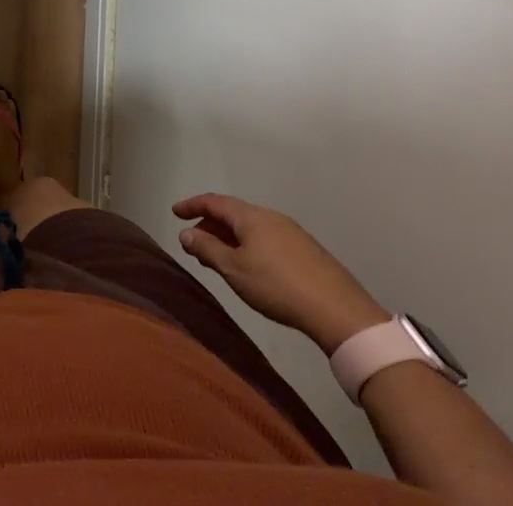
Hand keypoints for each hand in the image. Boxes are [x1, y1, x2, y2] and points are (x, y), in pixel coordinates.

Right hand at [173, 192, 390, 352]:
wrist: (338, 311)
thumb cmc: (276, 285)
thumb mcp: (232, 268)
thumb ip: (206, 248)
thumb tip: (186, 233)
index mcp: (252, 217)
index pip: (214, 201)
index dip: (192, 205)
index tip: (175, 212)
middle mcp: (272, 218)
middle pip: (234, 213)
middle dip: (210, 224)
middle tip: (195, 242)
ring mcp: (293, 234)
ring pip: (251, 227)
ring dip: (230, 237)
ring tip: (219, 258)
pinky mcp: (307, 251)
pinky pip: (267, 239)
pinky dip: (249, 245)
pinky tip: (249, 267)